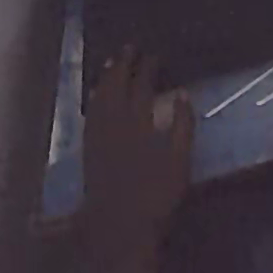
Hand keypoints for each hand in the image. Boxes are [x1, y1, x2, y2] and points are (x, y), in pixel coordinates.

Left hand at [82, 47, 193, 257]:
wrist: (118, 226)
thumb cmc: (155, 195)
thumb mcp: (179, 161)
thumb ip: (182, 125)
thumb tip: (183, 93)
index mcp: (139, 120)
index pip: (143, 84)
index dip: (148, 67)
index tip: (153, 54)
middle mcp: (115, 120)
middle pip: (117, 84)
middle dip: (123, 63)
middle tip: (129, 47)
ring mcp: (99, 132)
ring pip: (101, 95)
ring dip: (106, 76)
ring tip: (111, 61)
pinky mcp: (89, 146)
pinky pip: (91, 111)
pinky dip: (95, 95)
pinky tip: (97, 93)